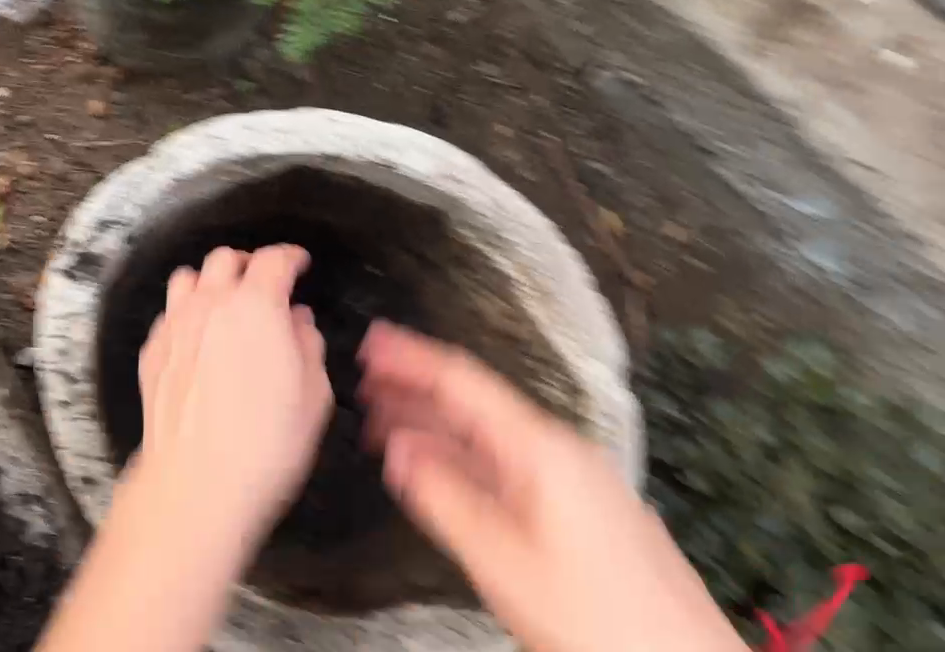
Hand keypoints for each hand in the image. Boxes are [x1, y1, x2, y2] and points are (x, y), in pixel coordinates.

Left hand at [133, 245, 333, 538]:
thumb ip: (307, 345)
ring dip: (210, 282)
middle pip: (223, 258)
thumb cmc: (265, 441)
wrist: (197, 477)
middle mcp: (209, 304)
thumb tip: (298, 322)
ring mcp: (174, 323)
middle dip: (248, 262)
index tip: (299, 261)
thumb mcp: (313, 395)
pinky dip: (187, 313)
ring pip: (188, 278)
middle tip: (264, 280)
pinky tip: (199, 337)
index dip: (290, 256)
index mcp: (255, 307)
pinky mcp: (152, 348)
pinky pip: (168, 313)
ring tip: (226, 302)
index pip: (273, 260)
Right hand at [359, 322, 743, 651]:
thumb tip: (398, 450)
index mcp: (541, 451)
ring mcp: (569, 483)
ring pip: (485, 436)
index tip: (371, 341)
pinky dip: (458, 458)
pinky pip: (502, 466)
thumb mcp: (504, 562)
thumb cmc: (599, 621)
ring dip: (430, 424)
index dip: (412, 357)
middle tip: (363, 380)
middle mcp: (557, 454)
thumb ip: (444, 499)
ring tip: (380, 419)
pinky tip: (430, 467)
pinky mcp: (573, 512)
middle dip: (414, 388)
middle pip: (473, 404)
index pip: (464, 382)